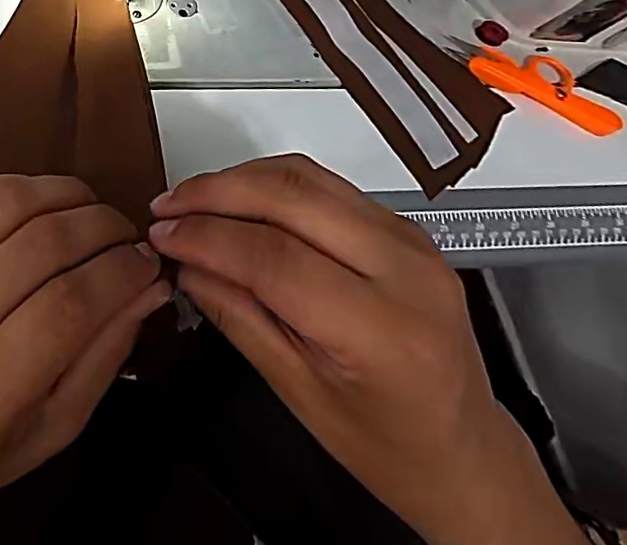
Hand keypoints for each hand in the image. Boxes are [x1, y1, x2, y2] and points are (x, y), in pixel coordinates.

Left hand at [0, 175, 172, 544]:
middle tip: (130, 239)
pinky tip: (54, 206)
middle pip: (37, 249)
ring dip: (69, 198)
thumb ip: (109, 350)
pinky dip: (30, 187)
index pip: (60, 313)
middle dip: (102, 230)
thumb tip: (150, 282)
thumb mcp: (61, 423)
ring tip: (96, 217)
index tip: (148, 265)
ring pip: (8, 207)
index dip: (117, 275)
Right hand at [149, 155, 581, 544]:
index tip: (163, 234)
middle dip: (215, 192)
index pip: (274, 258)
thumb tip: (184, 262)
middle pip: (291, 196)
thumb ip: (236, 316)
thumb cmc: (388, 445)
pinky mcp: (403, 225)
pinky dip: (271, 181)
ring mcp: (410, 238)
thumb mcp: (297, 393)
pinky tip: (239, 196)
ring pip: (307, 176)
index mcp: (382, 330)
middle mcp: (405, 269)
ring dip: (240, 178)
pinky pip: (326, 183)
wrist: (464, 449)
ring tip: (193, 199)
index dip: (206, 237)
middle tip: (169, 205)